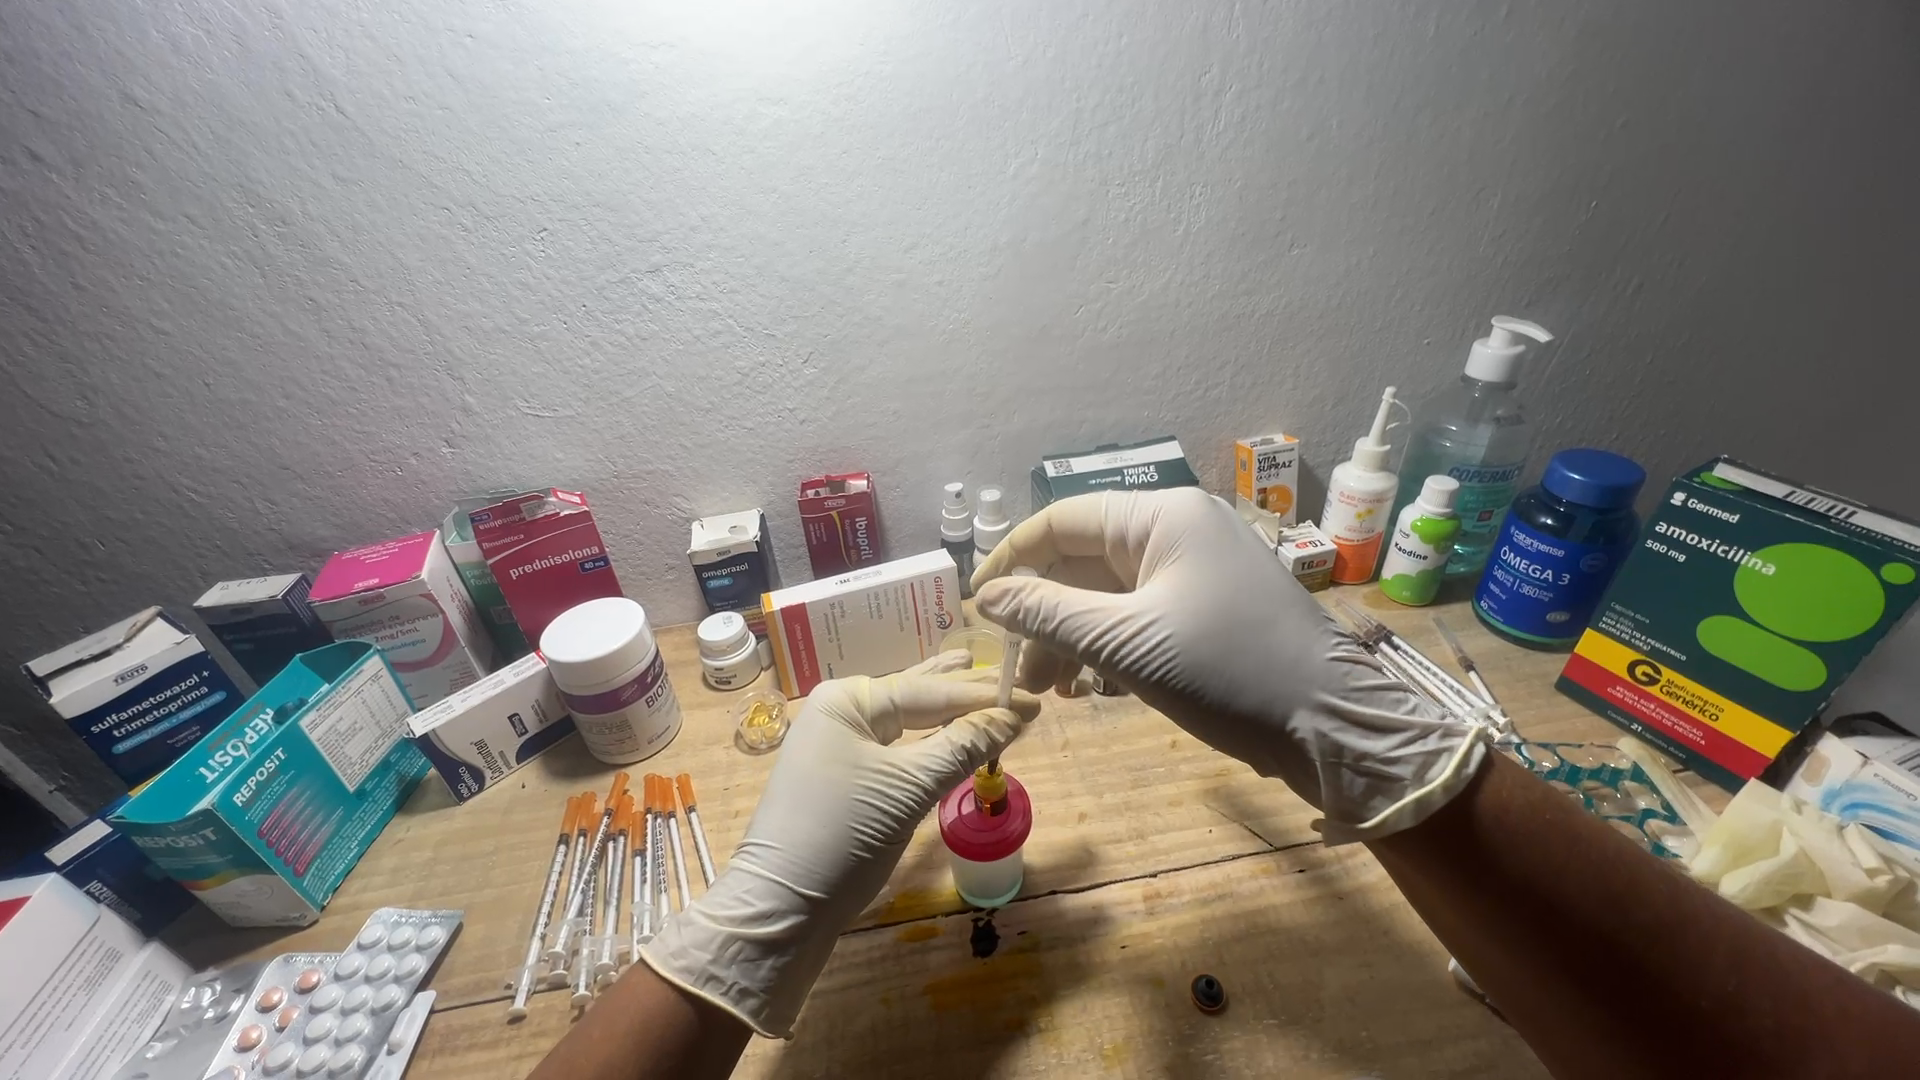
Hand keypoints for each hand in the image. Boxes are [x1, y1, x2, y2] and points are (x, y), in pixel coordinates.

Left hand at [638, 652, 1041, 1037]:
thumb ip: (965, 744)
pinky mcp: (845, 776)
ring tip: (982, 677)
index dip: (985, 695)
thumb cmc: (844, 836)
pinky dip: (930, 739)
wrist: (781, 912)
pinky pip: (898, 746)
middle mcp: (842, 710)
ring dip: (949, 709)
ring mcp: (840, 743)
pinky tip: (949, 726)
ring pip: (907, 719)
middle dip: (967, 692)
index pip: (930, 690)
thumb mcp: (910, 787)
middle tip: (1018, 680)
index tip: (1035, 698)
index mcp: (848, 699)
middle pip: (917, 695)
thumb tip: (1020, 713)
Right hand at [971, 487, 1484, 842]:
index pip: (1060, 521)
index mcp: (1160, 516)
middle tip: (1015, 666)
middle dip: (1042, 612)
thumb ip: (1048, 614)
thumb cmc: (1227, 672)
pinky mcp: (1204, 608)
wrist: (1336, 729)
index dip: (1011, 562)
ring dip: (1070, 636)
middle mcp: (1175, 530)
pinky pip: (1136, 615)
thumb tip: (989, 599)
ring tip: (1048, 688)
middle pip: (1082, 559)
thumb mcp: (1126, 643)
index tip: (977, 609)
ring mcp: (1193, 569)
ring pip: (1105, 593)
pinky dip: (1105, 646)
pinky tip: (1085, 686)